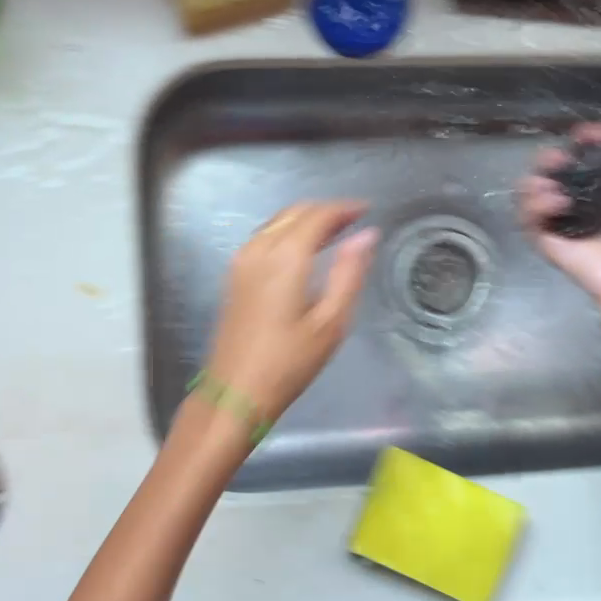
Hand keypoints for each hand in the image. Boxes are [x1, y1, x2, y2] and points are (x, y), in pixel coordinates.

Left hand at [205, 202, 379, 419]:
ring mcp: (241, 262)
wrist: (235, 392)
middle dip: (325, 211)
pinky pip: (263, 239)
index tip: (367, 211)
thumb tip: (367, 235)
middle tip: (353, 222)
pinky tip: (303, 253)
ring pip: (276, 223)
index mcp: (286, 256)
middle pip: (294, 213)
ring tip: (334, 235)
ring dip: (305, 221)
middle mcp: (259, 249)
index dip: (344, 208)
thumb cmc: (289, 363)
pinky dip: (287, 234)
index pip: (317, 215)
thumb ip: (349, 273)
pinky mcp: (234, 276)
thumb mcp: (331, 323)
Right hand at [518, 125, 600, 312]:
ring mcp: (562, 221)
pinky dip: (534, 206)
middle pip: (551, 170)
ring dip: (536, 182)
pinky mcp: (546, 240)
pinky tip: (555, 205)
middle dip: (549, 158)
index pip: (586, 156)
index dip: (582, 141)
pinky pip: (526, 218)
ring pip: (531, 191)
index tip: (582, 134)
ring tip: (553, 189)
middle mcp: (583, 200)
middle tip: (558, 159)